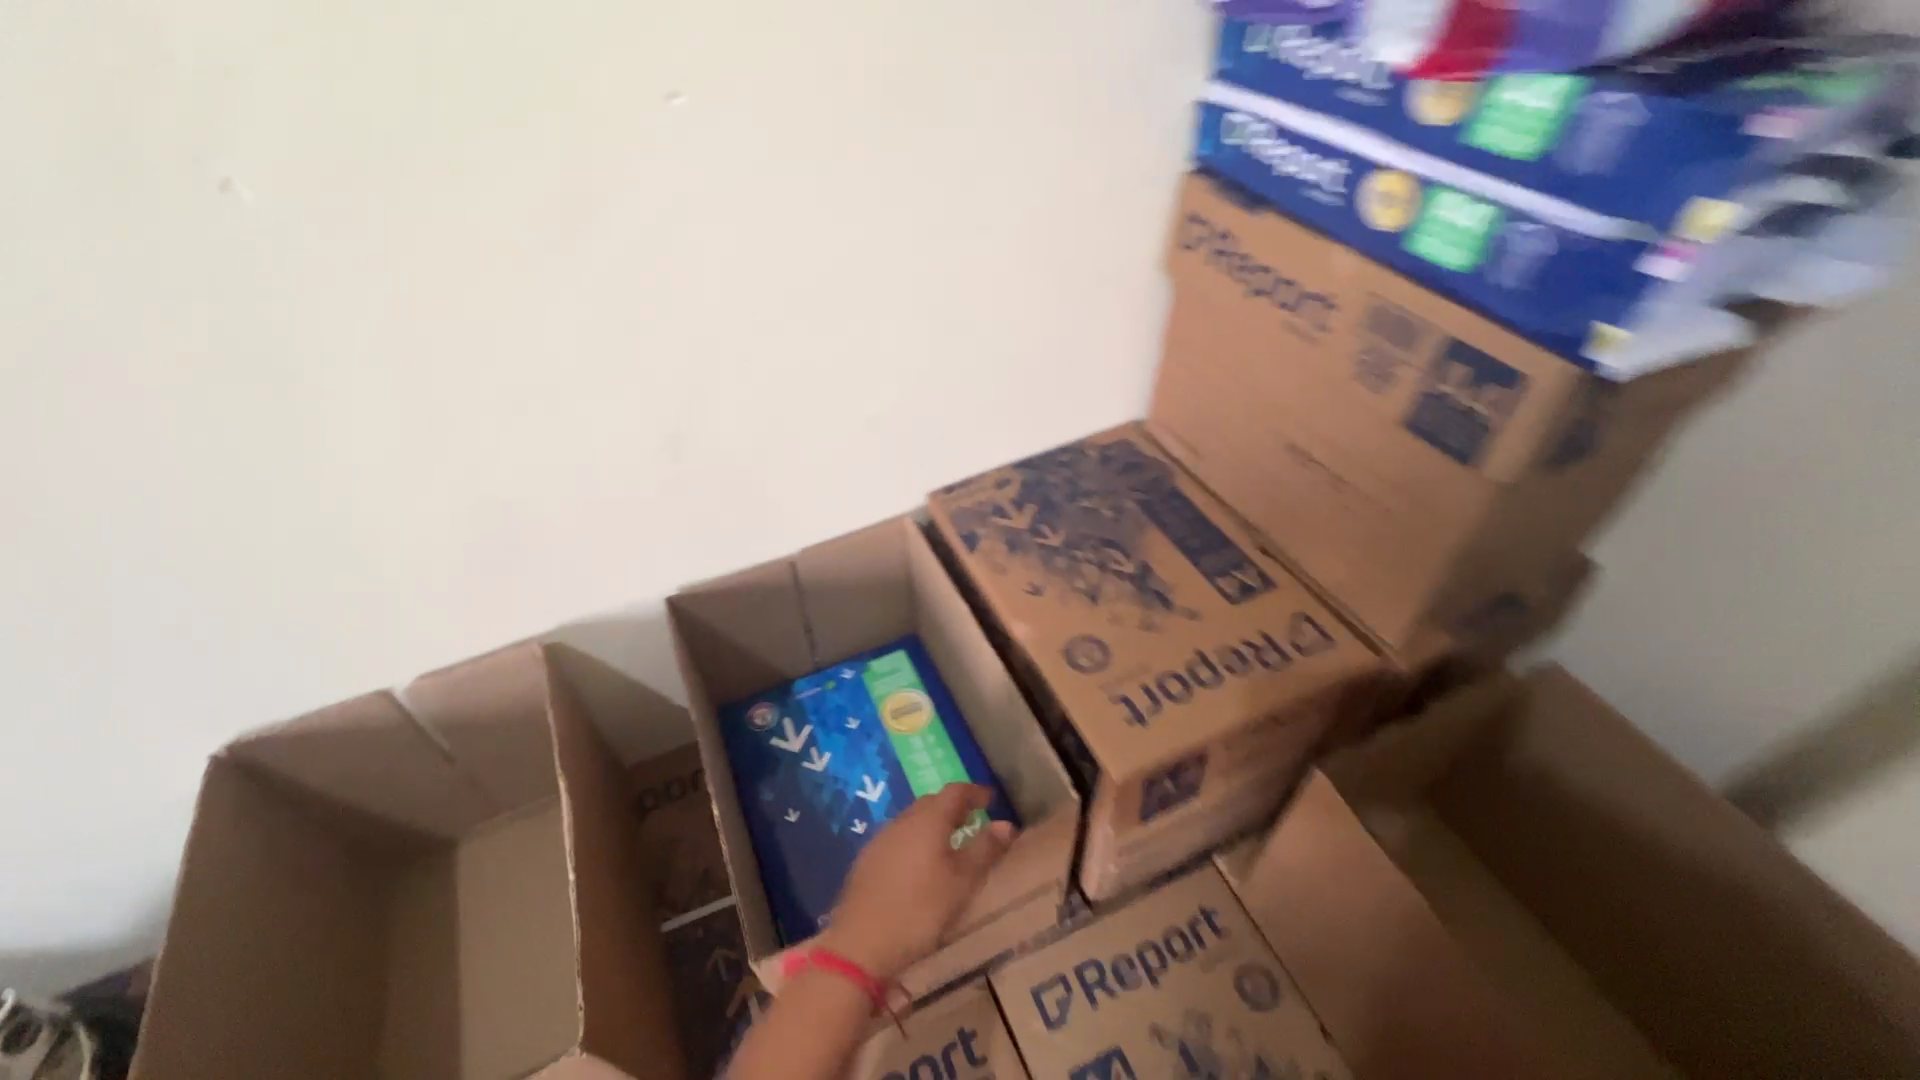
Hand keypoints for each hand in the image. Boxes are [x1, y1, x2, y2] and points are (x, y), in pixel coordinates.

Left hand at [820, 783, 1016, 978]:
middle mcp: (901, 822)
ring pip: (911, 821)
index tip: (990, 799)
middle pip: (930, 803)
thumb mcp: (962, 882)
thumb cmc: (920, 910)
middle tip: (971, 820)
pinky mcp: (866, 861)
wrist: (861, 943)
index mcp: (927, 821)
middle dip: (952, 807)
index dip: (974, 792)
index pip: (954, 792)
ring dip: (932, 824)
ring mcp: (880, 840)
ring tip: (948, 843)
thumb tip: (1007, 824)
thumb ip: (985, 850)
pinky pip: (897, 839)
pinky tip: (919, 865)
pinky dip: (914, 841)